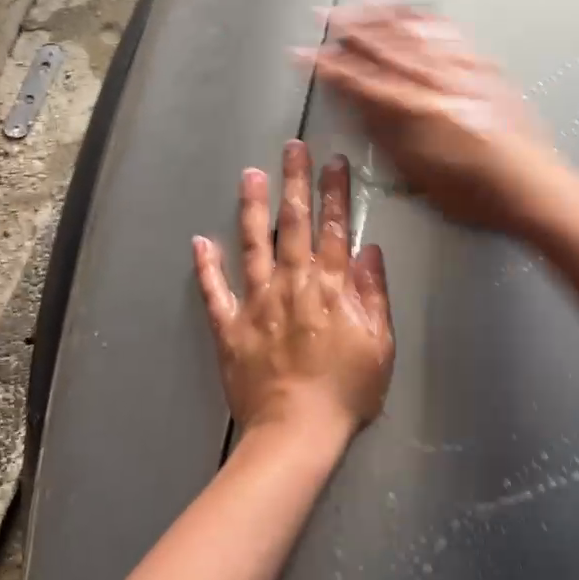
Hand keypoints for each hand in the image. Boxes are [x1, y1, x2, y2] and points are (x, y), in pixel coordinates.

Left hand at [193, 140, 393, 446]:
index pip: (333, 228)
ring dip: (252, 207)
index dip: (335, 192)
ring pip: (254, 244)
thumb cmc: (346, 390)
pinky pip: (214, 292)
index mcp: (330, 286)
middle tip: (292, 147)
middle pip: (294, 223)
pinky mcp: (230, 327)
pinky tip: (199, 241)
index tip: (334, 161)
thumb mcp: (379, 343)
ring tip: (250, 174)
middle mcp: (292, 283)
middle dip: (295, 182)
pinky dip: (205, 267)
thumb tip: (368, 249)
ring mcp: (257, 302)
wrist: (297, 432)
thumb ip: (373, 293)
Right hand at [300, 1, 563, 234]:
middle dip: (351, 29)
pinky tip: (417, 14)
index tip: (308, 55)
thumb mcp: (417, 176)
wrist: (535, 190)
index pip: (360, 81)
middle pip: (384, 49)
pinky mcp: (485, 70)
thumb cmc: (478, 196)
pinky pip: (449, 37)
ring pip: (414, 35)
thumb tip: (358, 108)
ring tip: (362, 4)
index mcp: (415, 113)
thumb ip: (385, 137)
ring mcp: (463, 74)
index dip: (329, 66)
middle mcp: (437, 86)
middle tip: (326, 16)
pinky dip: (427, 22)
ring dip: (384, 17)